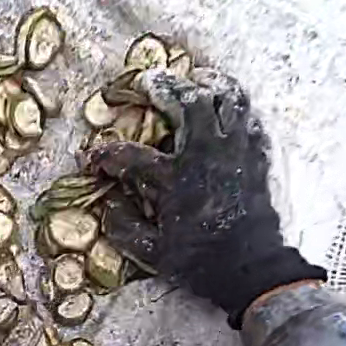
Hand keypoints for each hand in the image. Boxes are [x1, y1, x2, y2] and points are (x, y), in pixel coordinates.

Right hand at [84, 69, 324, 327]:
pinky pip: (248, 118)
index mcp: (174, 180)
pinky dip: (235, 107)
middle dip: (165, 89)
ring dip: (208, 86)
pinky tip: (225, 105)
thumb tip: (107, 203)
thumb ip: (122, 225)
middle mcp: (205, 157)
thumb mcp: (148, 251)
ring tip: (195, 79)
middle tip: (149, 80)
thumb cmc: (194, 261)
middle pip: (188, 105)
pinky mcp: (256, 157)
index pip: (129, 157)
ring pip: (227, 101)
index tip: (90, 159)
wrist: (249, 267)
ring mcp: (235, 152)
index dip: (104, 155)